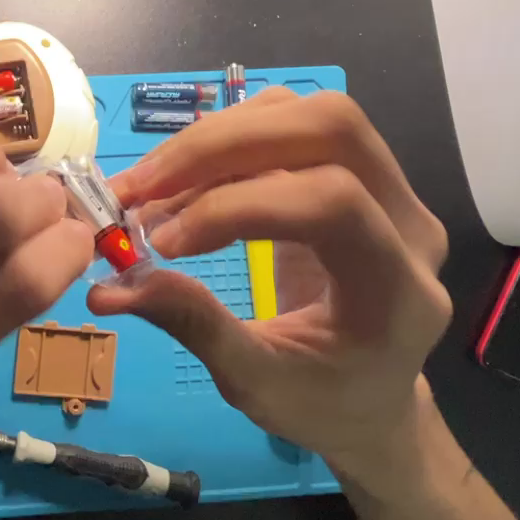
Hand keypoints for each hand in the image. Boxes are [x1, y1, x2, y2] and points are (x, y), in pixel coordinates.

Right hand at [87, 88, 450, 478]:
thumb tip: (110, 286)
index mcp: (398, 289)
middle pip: (329, 128)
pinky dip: (226, 142)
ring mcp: (389, 192)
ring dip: (216, 138)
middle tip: (140, 188)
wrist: (369, 403)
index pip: (331, 202)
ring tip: (150, 186)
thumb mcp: (254, 384)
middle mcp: (410, 223)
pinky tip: (181, 183)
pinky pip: (292, 129)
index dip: (235, 206)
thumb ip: (194, 326)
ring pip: (307, 114)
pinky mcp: (355, 179)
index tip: (159, 245)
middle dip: (220, 145)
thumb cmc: (320, 405)